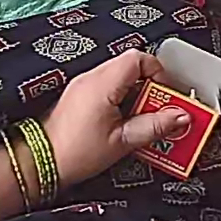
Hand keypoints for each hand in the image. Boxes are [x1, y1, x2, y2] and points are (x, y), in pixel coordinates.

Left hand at [42, 50, 191, 184]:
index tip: (166, 96)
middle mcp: (93, 78)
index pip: (139, 58)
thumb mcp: (123, 142)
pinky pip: (109, 85)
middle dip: (150, 85)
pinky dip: (122, 97)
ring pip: (121, 75)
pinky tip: (124, 121)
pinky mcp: (80, 94)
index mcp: (104, 84)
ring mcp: (84, 84)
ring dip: (137, 92)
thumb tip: (181, 117)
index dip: (158, 72)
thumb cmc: (76, 153)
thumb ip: (155, 126)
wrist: (40, 162)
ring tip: (141, 119)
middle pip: (131, 65)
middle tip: (158, 110)